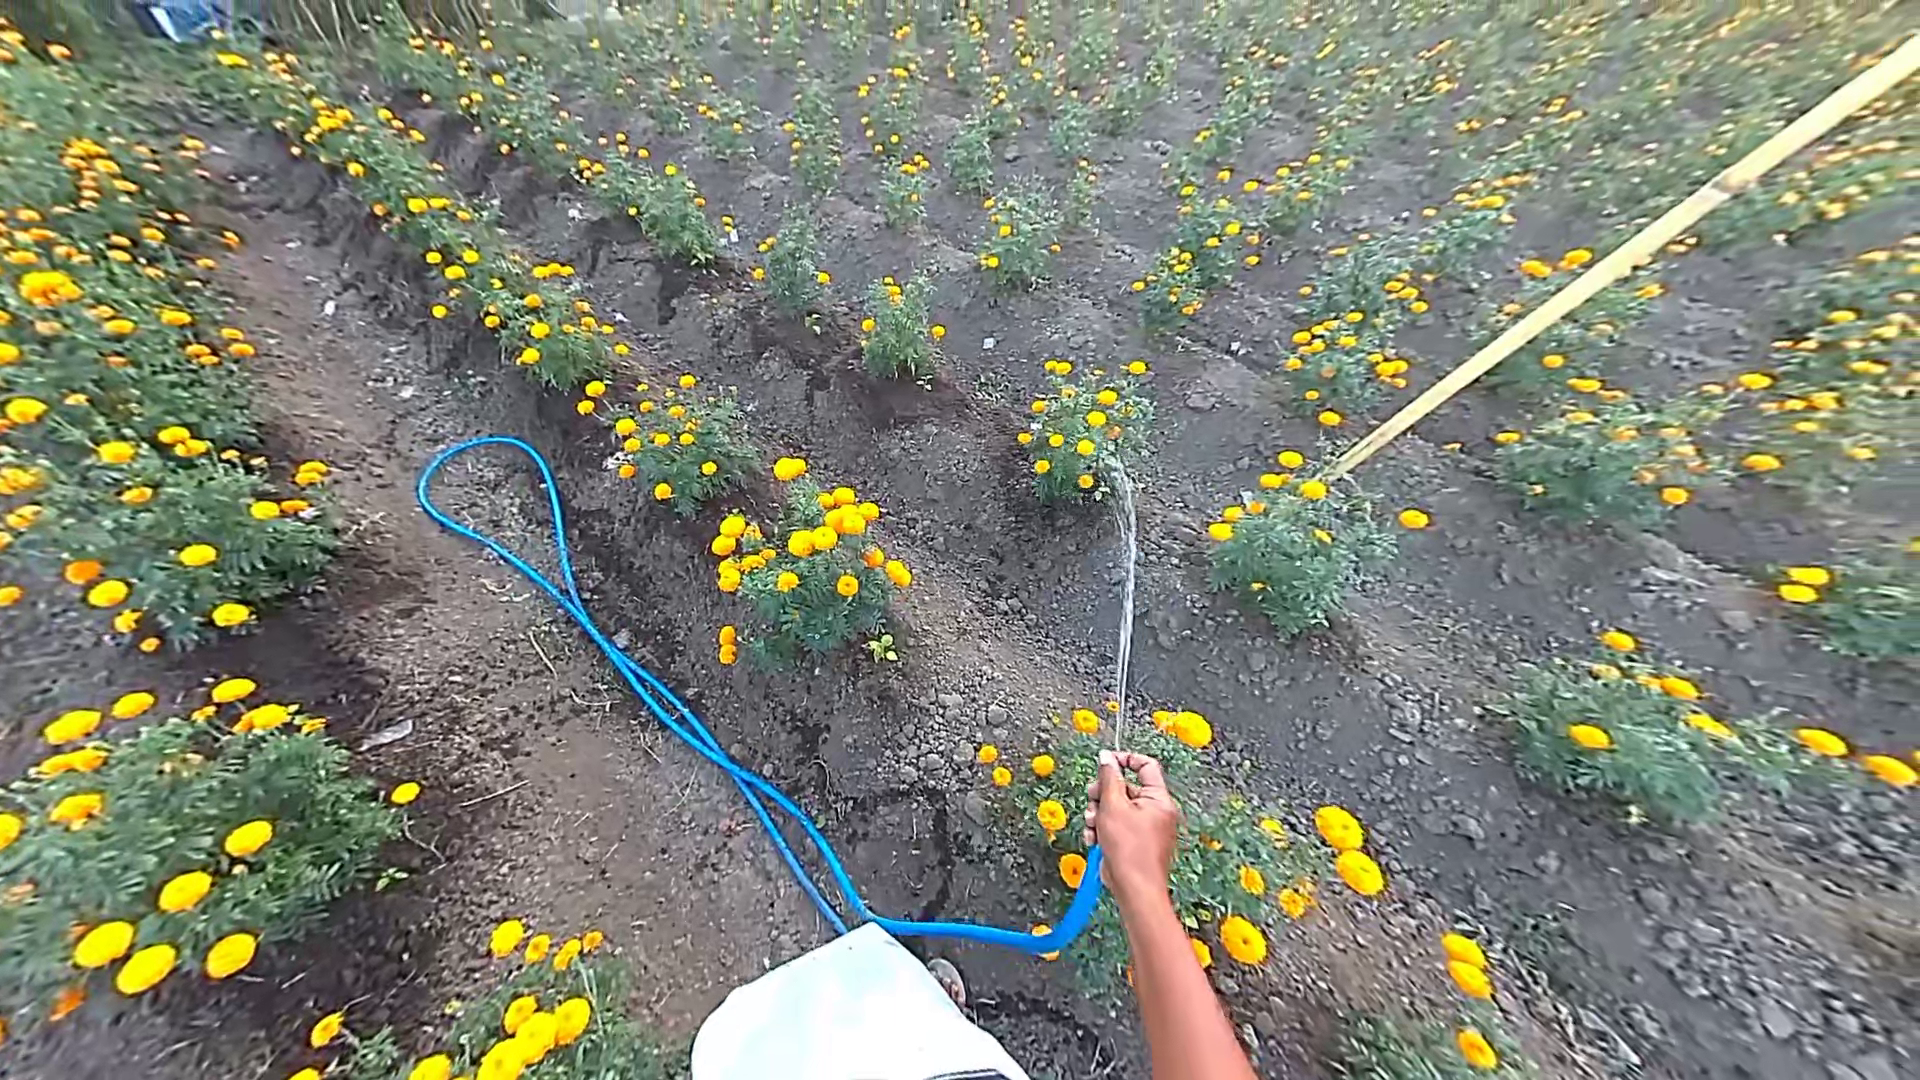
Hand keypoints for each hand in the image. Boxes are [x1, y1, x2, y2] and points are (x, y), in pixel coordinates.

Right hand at [1084, 750, 1178, 909]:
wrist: (1134, 890)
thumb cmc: (1129, 850)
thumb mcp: (1113, 805)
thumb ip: (1109, 778)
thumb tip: (1106, 757)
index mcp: (1158, 799)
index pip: (1145, 765)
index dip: (1124, 760)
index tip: (1105, 763)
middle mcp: (1154, 811)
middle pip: (1124, 787)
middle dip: (1103, 793)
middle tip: (1093, 799)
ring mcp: (1145, 827)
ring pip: (1115, 806)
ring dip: (1098, 813)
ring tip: (1093, 825)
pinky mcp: (1134, 841)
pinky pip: (1115, 824)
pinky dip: (1102, 828)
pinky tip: (1094, 838)